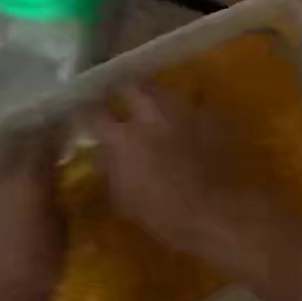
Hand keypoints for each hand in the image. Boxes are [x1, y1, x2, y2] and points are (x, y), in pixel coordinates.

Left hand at [0, 125, 64, 300]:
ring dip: (12, 149)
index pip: (42, 141)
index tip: (69, 126)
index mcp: (27, 180)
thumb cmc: (43, 264)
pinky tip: (13, 179)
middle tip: (48, 134)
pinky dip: (1, 170)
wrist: (1, 299)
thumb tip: (58, 176)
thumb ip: (58, 193)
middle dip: (31, 134)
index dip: (56, 131)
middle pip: (12, 141)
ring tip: (29, 152)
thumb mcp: (62, 224)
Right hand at [80, 83, 281, 262]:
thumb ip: (111, 172)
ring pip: (163, 90)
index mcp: (124, 138)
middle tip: (119, 98)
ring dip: (153, 96)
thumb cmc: (165, 214)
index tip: (85, 112)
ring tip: (152, 107)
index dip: (87, 111)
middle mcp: (151, 116)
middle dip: (122, 90)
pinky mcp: (210, 116)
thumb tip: (104, 157)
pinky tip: (184, 122)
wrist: (216, 212)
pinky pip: (192, 104)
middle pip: (131, 86)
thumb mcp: (125, 199)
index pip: (95, 113)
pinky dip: (183, 111)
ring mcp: (183, 112)